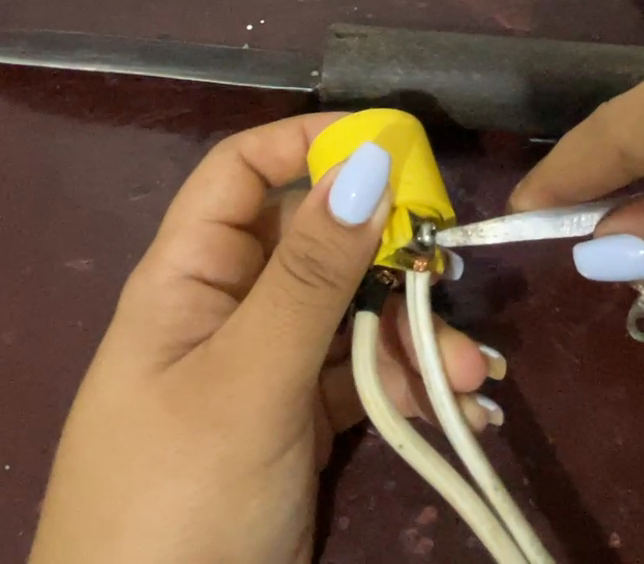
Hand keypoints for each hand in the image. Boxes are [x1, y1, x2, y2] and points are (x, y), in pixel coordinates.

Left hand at [31, 114, 502, 563]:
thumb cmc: (178, 500)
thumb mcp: (248, 381)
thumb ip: (312, 274)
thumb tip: (370, 162)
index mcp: (191, 275)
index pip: (243, 171)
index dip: (308, 142)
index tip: (392, 143)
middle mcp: (232, 304)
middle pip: (317, 239)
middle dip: (387, 252)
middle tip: (449, 269)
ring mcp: (269, 362)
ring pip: (351, 311)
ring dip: (411, 332)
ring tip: (465, 373)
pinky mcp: (302, 416)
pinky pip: (362, 373)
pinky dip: (407, 383)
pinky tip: (456, 407)